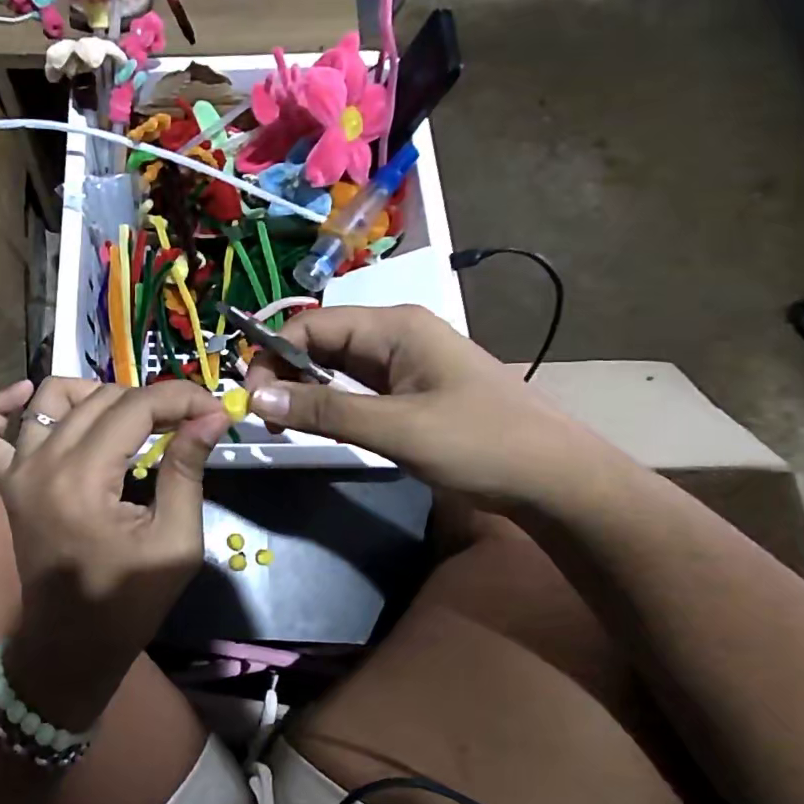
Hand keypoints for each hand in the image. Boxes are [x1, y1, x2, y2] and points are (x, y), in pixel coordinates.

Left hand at [0, 377, 229, 725]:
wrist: (70, 647)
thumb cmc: (128, 602)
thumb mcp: (175, 542)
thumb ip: (187, 472)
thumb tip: (210, 418)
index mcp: (85, 480)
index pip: (136, 408)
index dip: (182, 399)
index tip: (214, 410)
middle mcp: (43, 464)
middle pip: (101, 399)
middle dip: (152, 400)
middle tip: (187, 422)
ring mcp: (17, 472)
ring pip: (52, 398)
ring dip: (98, 395)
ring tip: (134, 417)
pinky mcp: (6, 484)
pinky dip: (4, 404)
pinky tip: (30, 396)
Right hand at [244, 305, 634, 505]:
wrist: (552, 478)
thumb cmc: (479, 443)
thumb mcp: (396, 428)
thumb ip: (324, 411)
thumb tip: (255, 397)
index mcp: (395, 326)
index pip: (313, 325)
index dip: (274, 355)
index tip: (251, 399)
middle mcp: (396, 334)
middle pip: (322, 341)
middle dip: (286, 373)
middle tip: (263, 417)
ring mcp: (405, 363)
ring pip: (337, 366)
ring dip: (306, 390)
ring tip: (281, 423)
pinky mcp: (410, 392)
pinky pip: (356, 388)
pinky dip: (331, 403)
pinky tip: (316, 423)